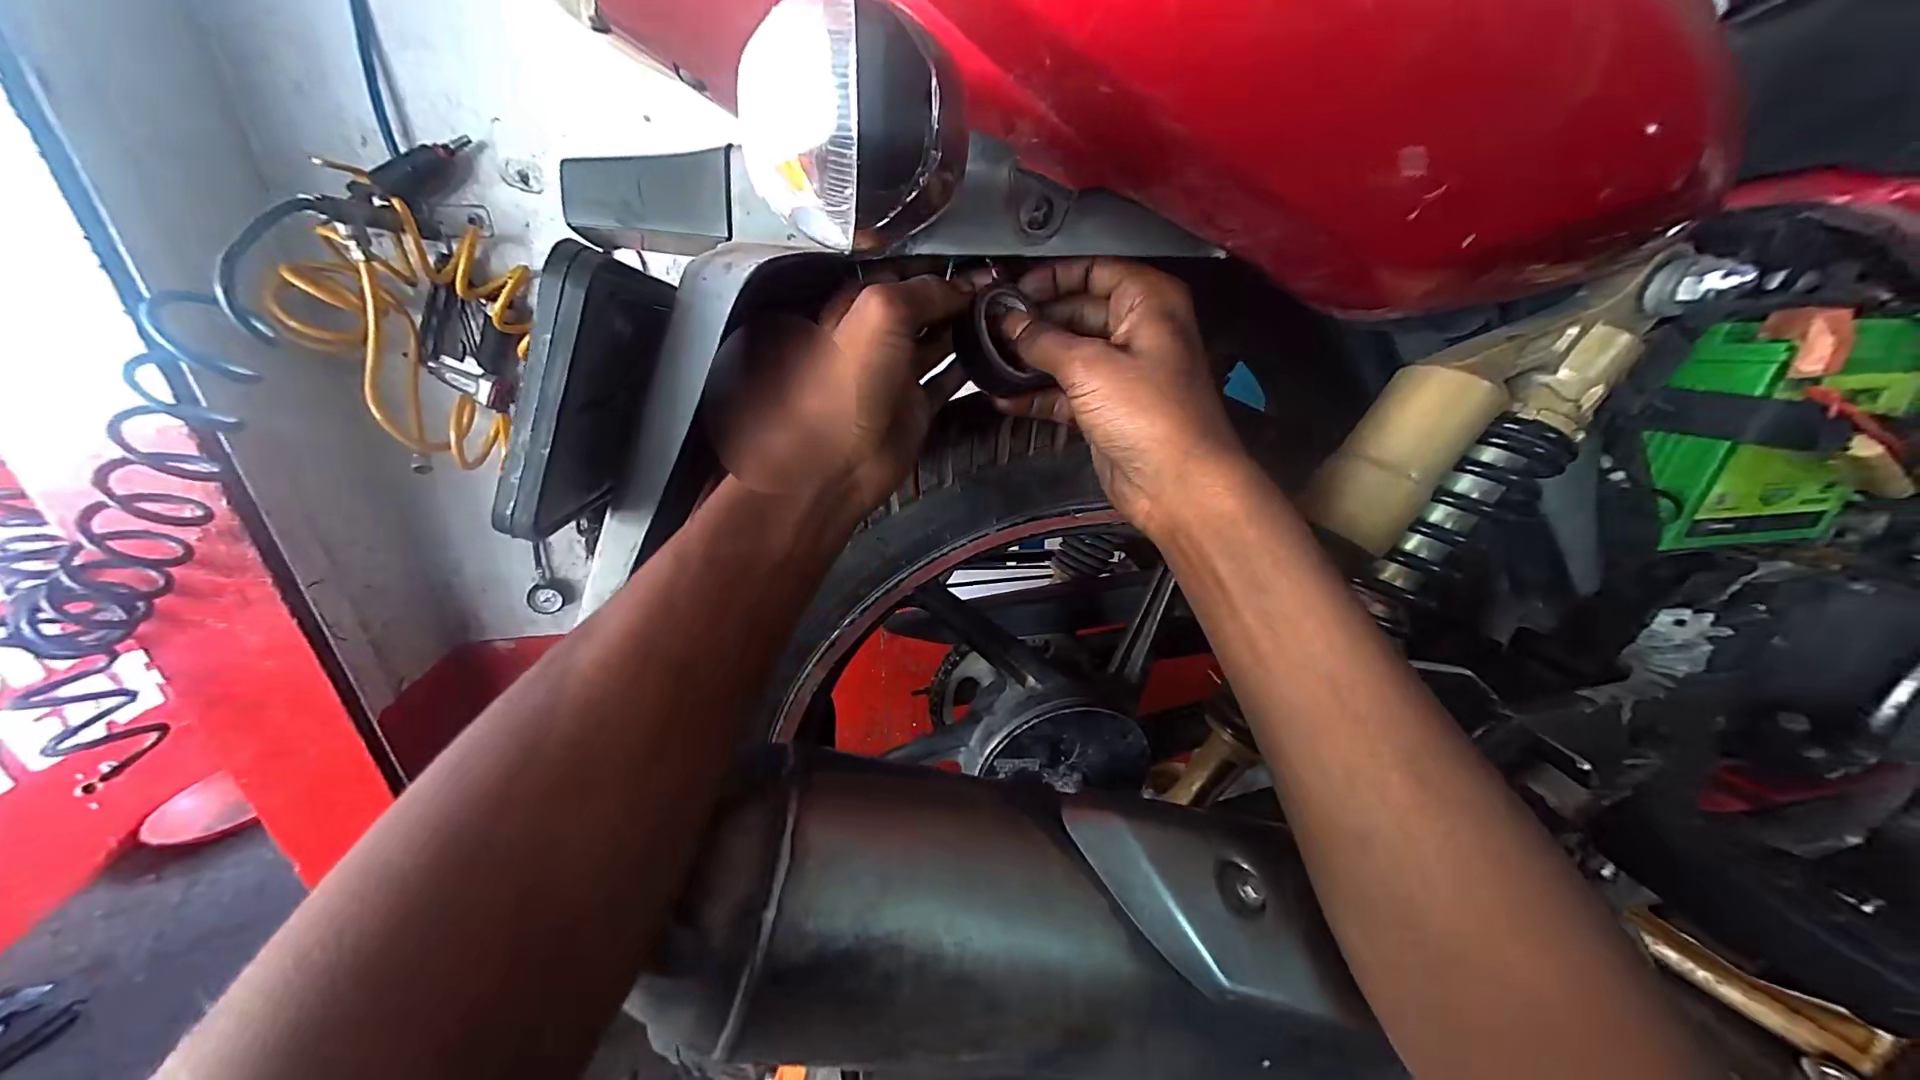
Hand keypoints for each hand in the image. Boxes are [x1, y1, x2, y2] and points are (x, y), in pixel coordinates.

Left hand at [710, 272, 973, 516]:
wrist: (838, 464)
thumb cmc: (842, 389)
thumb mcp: (879, 316)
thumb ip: (920, 292)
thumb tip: (960, 286)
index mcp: (858, 307)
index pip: (904, 274)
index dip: (939, 267)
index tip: (979, 263)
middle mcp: (877, 338)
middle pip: (925, 306)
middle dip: (959, 295)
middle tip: (999, 287)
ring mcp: (897, 373)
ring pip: (940, 341)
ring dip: (968, 328)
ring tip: (1003, 315)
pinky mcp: (915, 407)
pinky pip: (948, 380)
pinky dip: (970, 367)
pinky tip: (994, 354)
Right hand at [990, 257, 1249, 537]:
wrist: (1176, 483)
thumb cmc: (1154, 418)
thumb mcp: (1089, 366)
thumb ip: (1043, 340)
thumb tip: (1011, 322)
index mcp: (1149, 303)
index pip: (1095, 270)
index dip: (1053, 276)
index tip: (1015, 289)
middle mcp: (1138, 332)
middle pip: (1077, 311)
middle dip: (1036, 321)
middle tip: (995, 326)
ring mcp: (1122, 373)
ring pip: (1068, 354)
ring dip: (1031, 359)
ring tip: (992, 359)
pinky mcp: (1107, 409)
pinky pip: (1065, 392)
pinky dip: (1038, 394)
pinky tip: (1006, 396)